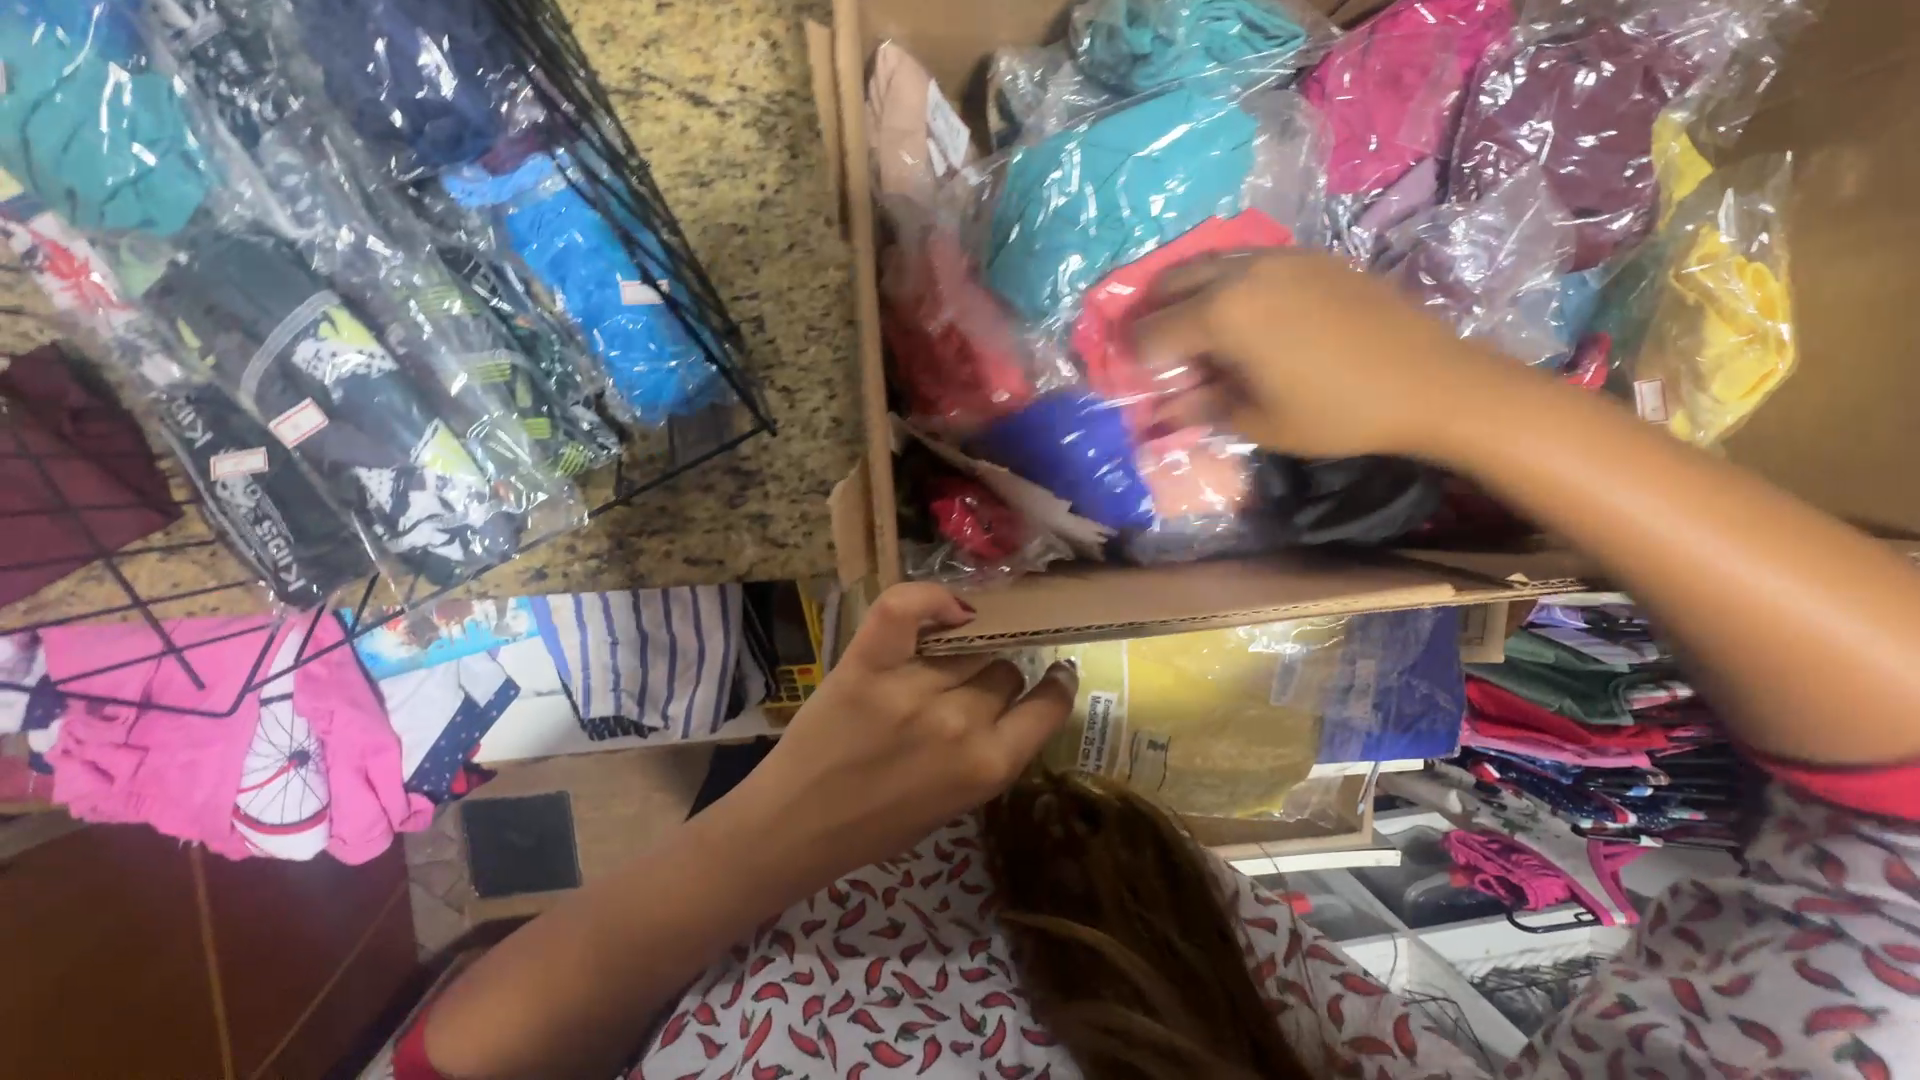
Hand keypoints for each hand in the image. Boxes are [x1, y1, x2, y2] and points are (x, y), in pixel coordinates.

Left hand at [731, 583, 1077, 876]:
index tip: (1055, 672)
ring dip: (962, 650)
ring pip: (967, 644)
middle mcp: (961, 723)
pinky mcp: (868, 665)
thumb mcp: (956, 805)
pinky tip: (940, 609)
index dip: (1056, 685)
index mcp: (989, 767)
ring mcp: (913, 689)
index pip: (1048, 706)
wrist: (797, 828)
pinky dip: (926, 598)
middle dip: (993, 677)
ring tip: (942, 658)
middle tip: (966, 686)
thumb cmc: (878, 826)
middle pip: (1004, 669)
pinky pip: (905, 608)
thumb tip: (1012, 700)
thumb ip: (990, 755)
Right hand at [1129, 251, 1518, 459]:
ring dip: (1185, 293)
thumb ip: (1199, 407)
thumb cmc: (1335, 412)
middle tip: (1150, 350)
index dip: (1135, 359)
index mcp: (1223, 314)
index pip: (1152, 331)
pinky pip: (1247, 261)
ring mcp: (1280, 257)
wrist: (1430, 381)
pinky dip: (1225, 283)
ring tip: (1188, 329)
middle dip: (1150, 315)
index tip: (1134, 381)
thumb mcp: (1257, 420)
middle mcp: (1243, 272)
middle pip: (1171, 282)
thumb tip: (1157, 413)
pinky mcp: (1312, 257)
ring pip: (1208, 263)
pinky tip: (1239, 315)